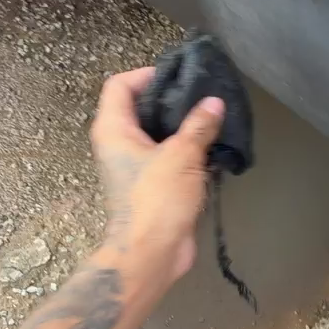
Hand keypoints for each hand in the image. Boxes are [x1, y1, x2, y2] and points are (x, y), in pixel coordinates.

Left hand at [89, 67, 224, 282]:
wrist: (152, 254)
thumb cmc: (156, 200)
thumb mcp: (181, 155)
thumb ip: (198, 125)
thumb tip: (214, 103)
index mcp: (114, 130)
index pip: (120, 85)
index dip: (147, 74)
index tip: (179, 76)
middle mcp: (120, 146)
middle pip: (142, 109)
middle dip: (173, 101)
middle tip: (204, 95)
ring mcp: (136, 168)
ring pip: (159, 136)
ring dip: (184, 129)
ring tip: (214, 118)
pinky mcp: (154, 188)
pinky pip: (171, 160)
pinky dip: (189, 153)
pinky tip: (215, 148)